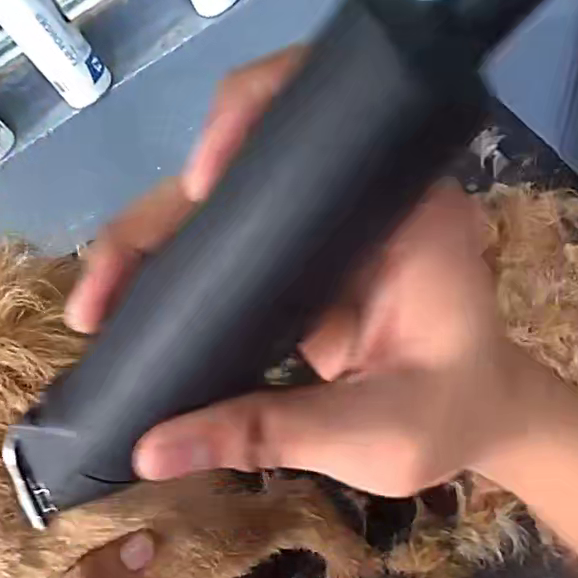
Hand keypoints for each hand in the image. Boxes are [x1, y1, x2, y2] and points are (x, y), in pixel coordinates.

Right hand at [65, 49, 531, 496]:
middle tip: (105, 284)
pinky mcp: (303, 264)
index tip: (199, 187)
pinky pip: (231, 245)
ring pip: (228, 205)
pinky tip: (136, 302)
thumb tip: (150, 451)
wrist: (475, 421)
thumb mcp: (371, 433)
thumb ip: (271, 434)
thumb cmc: (448, 419)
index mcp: (405, 213)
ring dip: (159, 238)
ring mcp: (328, 231)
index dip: (247, 126)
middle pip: (250, 164)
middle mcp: (363, 203)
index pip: (320, 128)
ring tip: (101, 300)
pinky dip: (181, 265)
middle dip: (166, 209)